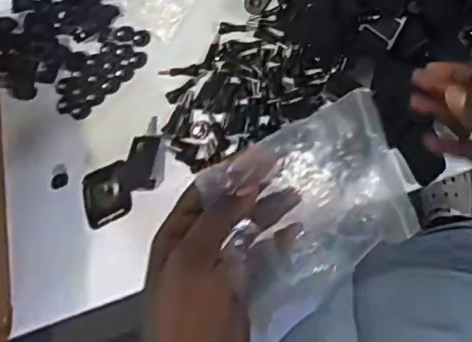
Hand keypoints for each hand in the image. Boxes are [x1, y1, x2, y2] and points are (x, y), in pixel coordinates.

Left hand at [143, 166, 300, 341]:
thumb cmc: (185, 315)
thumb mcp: (194, 261)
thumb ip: (218, 218)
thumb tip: (245, 185)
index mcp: (176, 237)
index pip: (203, 190)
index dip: (230, 170)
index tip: (259, 155)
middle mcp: (197, 249)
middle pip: (228, 206)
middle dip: (254, 187)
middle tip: (282, 169)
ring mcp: (220, 271)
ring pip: (247, 229)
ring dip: (270, 210)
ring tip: (294, 196)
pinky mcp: (240, 291)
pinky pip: (260, 258)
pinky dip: (277, 243)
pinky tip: (293, 232)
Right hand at [410, 62, 471, 238]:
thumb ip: (471, 105)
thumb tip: (452, 91)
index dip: (449, 70)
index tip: (426, 70)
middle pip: (466, 94)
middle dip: (440, 88)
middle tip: (415, 84)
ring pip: (463, 118)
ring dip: (440, 111)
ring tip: (415, 105)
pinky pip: (465, 145)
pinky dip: (448, 142)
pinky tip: (430, 141)